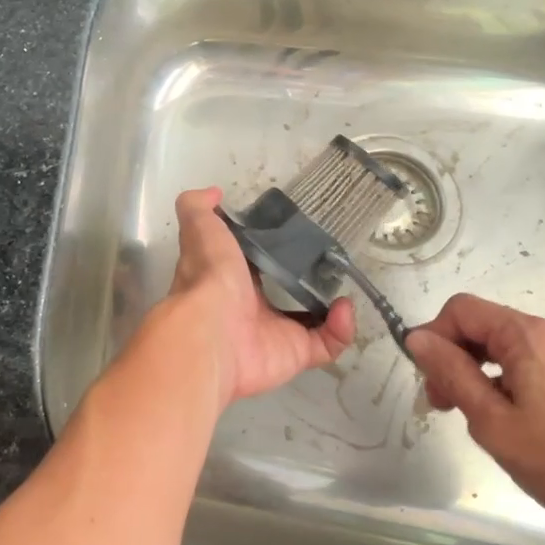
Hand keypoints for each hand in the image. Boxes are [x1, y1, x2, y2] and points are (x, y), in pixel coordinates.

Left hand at [163, 187, 355, 406]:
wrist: (211, 332)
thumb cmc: (208, 275)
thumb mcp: (200, 228)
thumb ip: (199, 206)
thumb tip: (214, 192)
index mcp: (228, 273)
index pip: (254, 258)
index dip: (272, 245)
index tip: (297, 229)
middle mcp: (251, 302)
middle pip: (286, 287)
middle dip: (308, 275)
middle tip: (332, 256)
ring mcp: (274, 330)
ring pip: (313, 318)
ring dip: (332, 303)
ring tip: (345, 282)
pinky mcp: (295, 353)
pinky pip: (328, 343)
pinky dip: (342, 328)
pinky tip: (344, 308)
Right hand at [406, 294, 544, 544]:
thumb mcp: (493, 422)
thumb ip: (452, 374)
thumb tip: (417, 338)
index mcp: (529, 336)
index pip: (462, 310)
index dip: (434, 336)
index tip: (426, 379)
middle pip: (486, 327)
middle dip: (455, 358)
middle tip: (444, 405)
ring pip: (510, 350)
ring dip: (481, 375)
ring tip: (479, 421)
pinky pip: (536, 368)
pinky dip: (511, 386)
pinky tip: (517, 428)